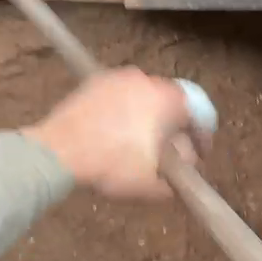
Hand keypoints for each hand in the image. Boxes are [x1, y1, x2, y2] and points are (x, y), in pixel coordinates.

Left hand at [21, 68, 200, 199]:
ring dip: (149, 117)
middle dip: (174, 126)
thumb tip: (182, 169)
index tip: (199, 154)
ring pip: (144, 97)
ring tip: (142, 143)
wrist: (58, 150)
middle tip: (171, 151)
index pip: (199, 113)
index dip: (202, 137)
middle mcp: (145, 80)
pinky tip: (117, 132)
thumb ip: (178, 176)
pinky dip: (125, 111)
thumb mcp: (152, 183)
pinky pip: (120, 95)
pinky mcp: (94, 82)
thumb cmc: (110, 164)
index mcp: (166, 98)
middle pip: (171, 102)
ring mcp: (117, 77)